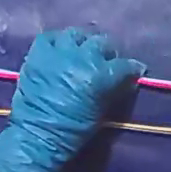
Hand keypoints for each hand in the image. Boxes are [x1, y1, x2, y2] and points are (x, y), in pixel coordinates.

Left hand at [0, 29, 146, 171]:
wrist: (36, 136)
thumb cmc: (73, 131)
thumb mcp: (101, 112)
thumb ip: (112, 90)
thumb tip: (124, 81)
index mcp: (100, 75)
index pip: (124, 65)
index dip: (132, 68)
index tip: (134, 71)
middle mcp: (81, 58)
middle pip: (101, 43)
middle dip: (107, 52)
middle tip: (107, 61)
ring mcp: (58, 53)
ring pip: (76, 35)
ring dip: (83, 43)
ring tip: (83, 52)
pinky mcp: (38, 53)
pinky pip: (50, 37)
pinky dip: (57, 41)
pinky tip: (61, 49)